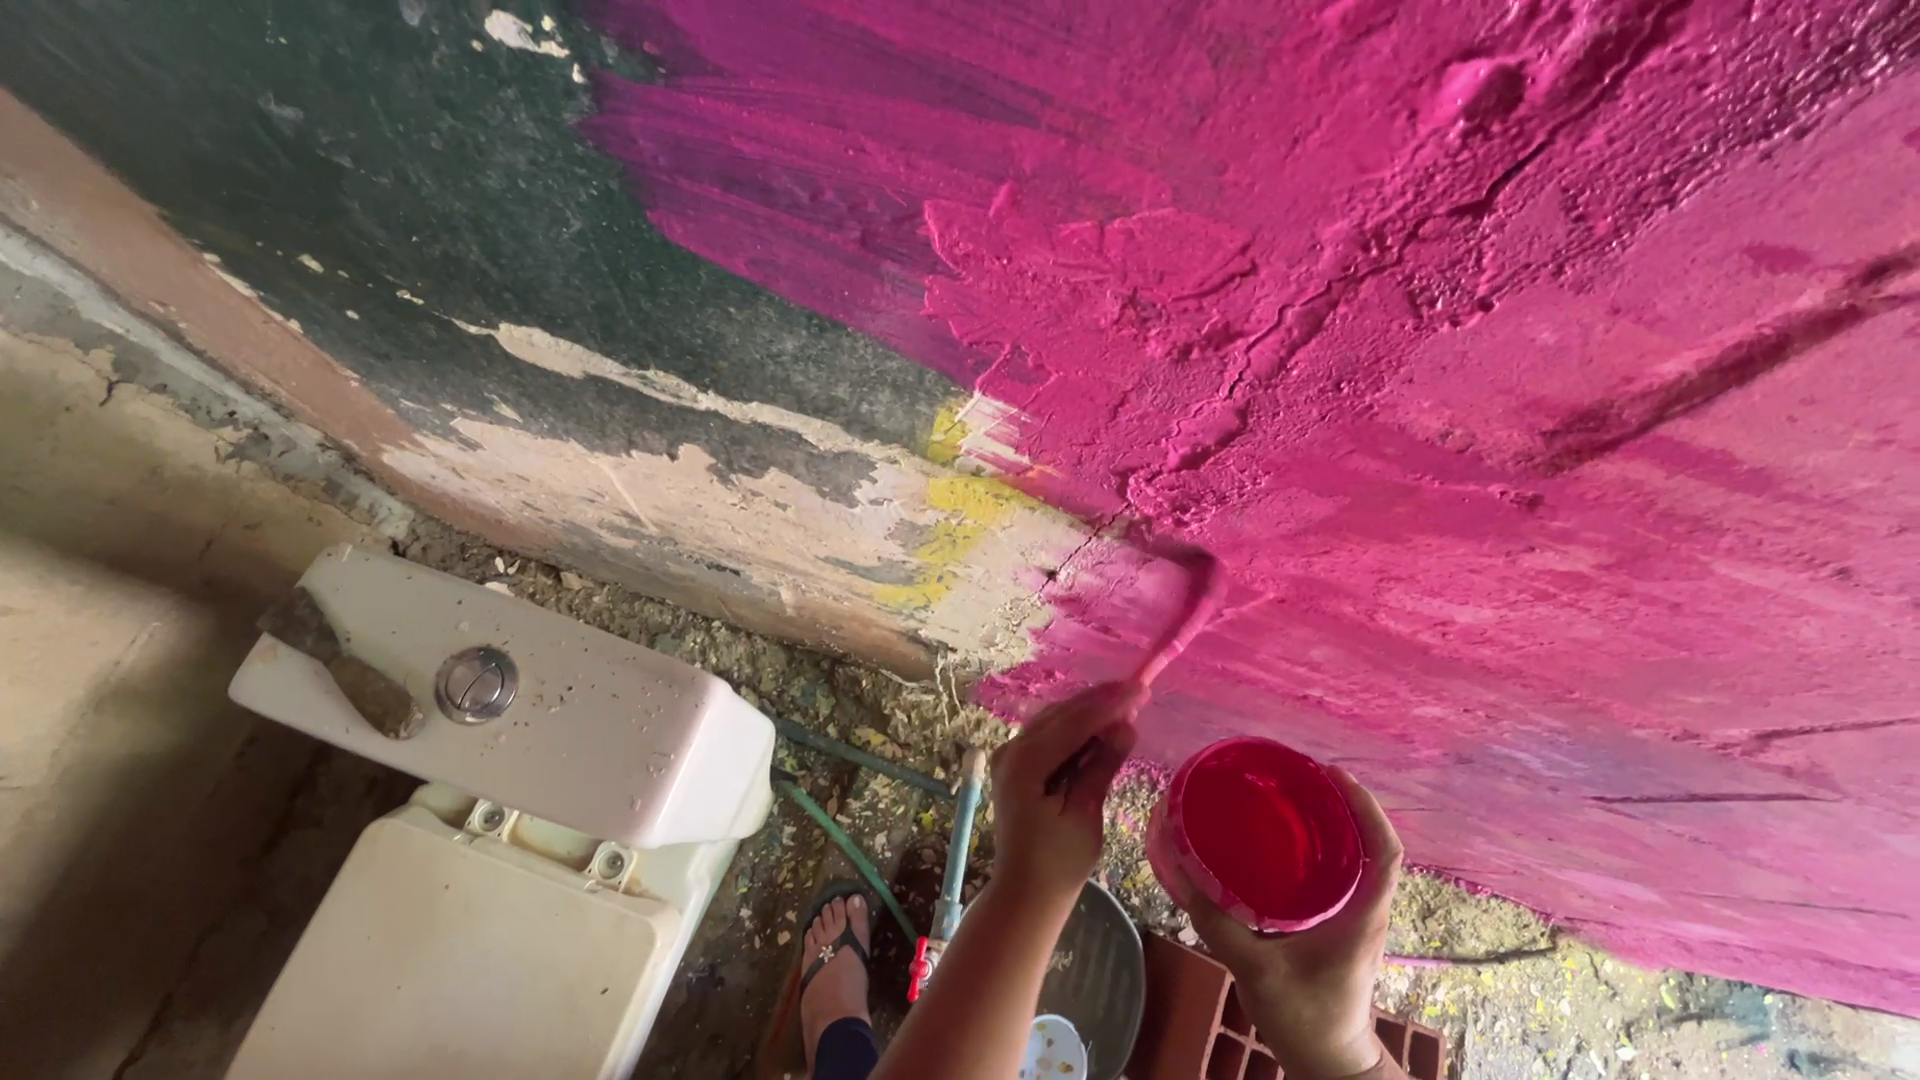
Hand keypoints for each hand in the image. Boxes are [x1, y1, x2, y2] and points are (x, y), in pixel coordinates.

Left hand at [987, 682, 1142, 904]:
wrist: (1026, 892)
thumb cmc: (1058, 863)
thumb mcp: (1085, 814)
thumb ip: (1101, 766)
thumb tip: (1127, 726)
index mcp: (1024, 764)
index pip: (1072, 724)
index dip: (1108, 705)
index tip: (1140, 689)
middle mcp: (1011, 751)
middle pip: (1060, 715)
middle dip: (1099, 702)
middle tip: (1137, 691)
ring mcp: (1011, 756)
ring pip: (1054, 721)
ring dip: (1088, 712)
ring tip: (1126, 703)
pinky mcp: (1018, 764)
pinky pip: (1050, 735)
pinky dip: (1075, 728)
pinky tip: (1102, 725)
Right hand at [1171, 767, 1404, 1079]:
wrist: (1329, 1064)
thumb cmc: (1307, 1019)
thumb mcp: (1259, 971)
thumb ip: (1218, 924)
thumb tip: (1180, 871)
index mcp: (1362, 915)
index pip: (1385, 850)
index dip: (1366, 807)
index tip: (1332, 774)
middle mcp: (1364, 910)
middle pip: (1368, 844)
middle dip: (1341, 804)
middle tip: (1297, 777)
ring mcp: (1353, 919)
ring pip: (1353, 858)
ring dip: (1330, 824)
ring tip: (1286, 797)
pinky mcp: (1336, 927)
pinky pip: (1334, 875)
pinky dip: (1314, 849)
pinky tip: (1277, 843)